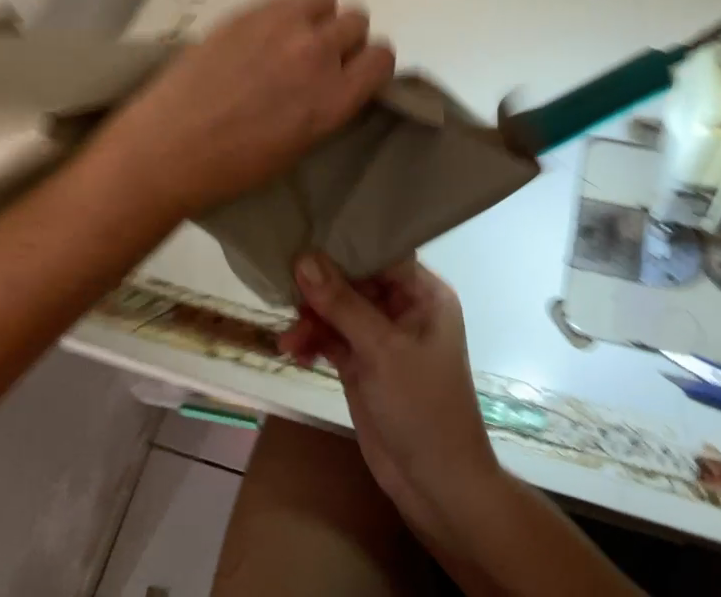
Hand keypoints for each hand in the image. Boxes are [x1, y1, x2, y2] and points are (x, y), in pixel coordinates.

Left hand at [89, 0, 395, 221]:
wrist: (170, 146)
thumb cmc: (235, 166)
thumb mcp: (301, 144)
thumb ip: (328, 105)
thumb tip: (336, 83)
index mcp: (335, 98)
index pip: (382, 57)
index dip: (370, 63)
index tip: (354, 71)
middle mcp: (317, 54)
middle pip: (356, 20)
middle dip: (343, 37)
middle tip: (317, 56)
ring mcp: (281, 27)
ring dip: (317, 13)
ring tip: (292, 36)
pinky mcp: (247, 12)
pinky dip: (284, 9)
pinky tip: (261, 33)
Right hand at [278, 254, 499, 535]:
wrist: (435, 482)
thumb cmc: (422, 406)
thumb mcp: (382, 350)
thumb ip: (341, 303)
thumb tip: (304, 258)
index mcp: (425, 295)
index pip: (382, 254)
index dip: (344, 246)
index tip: (304, 237)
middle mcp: (404, 309)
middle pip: (355, 281)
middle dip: (320, 288)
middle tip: (285, 292)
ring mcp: (382, 338)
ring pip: (338, 311)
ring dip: (311, 320)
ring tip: (288, 339)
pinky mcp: (363, 365)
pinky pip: (332, 340)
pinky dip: (312, 343)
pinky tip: (292, 352)